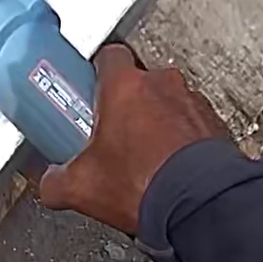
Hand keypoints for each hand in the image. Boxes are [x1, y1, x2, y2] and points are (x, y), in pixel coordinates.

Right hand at [38, 45, 229, 236]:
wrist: (196, 204)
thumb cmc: (142, 183)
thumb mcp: (78, 188)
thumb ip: (54, 181)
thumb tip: (49, 183)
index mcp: (125, 88)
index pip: (108, 57)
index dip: (94, 74)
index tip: (84, 94)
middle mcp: (162, 85)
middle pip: (136, 84)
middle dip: (121, 107)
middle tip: (106, 136)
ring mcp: (191, 102)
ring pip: (163, 104)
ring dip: (150, 124)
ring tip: (135, 158)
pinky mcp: (212, 125)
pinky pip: (186, 125)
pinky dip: (174, 142)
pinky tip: (160, 169)